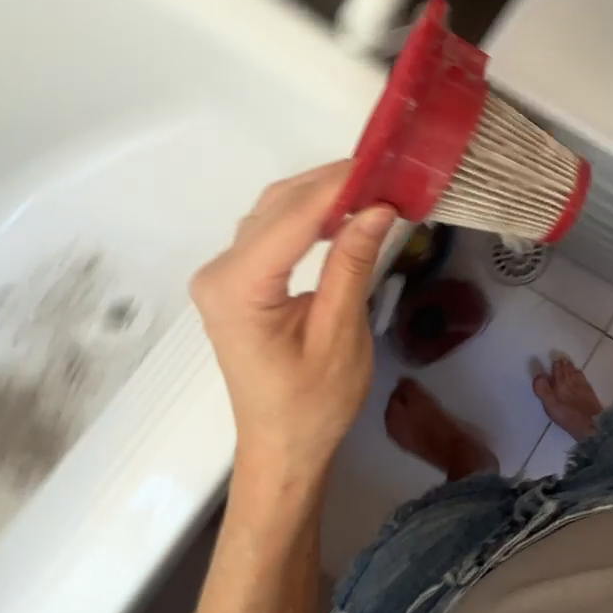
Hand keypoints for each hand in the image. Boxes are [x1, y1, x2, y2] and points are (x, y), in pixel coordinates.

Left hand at [190, 161, 395, 490]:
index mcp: (239, 288)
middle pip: (279, 203)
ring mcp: (225, 274)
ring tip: (377, 187)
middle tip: (392, 173)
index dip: (341, 186)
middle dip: (334, 182)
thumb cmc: (313, 402)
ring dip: (324, 193)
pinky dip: (312, 212)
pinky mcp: (239, 279)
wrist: (283, 446)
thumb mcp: (340, 334)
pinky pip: (275, 228)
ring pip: (275, 209)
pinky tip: (347, 213)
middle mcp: (221, 271)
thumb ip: (352, 265)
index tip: (389, 167)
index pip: (293, 216)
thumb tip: (379, 207)